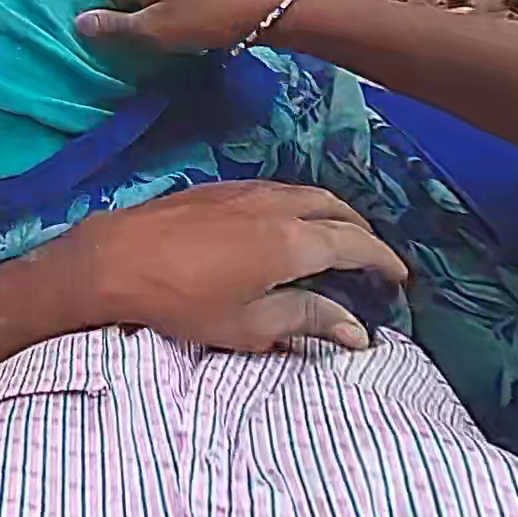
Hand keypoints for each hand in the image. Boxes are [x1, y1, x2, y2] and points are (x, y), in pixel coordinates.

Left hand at [36, 181, 407, 350]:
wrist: (118, 256)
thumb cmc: (183, 300)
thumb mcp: (249, 324)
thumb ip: (306, 318)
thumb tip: (356, 330)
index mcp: (290, 240)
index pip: (354, 242)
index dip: (382, 258)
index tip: (399, 275)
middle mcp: (274, 204)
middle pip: (334, 207)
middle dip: (360, 229)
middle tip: (371, 256)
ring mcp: (244, 189)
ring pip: (304, 192)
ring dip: (329, 211)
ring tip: (336, 237)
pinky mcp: (219, 186)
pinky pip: (275, 188)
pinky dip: (298, 202)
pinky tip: (287, 222)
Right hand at [75, 0, 296, 51]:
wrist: (258, 9)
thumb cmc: (202, 18)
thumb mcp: (153, 29)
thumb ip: (113, 26)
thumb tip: (77, 23)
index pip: (100, 1)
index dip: (106, 27)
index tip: (115, 51)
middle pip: (119, 0)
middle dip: (126, 25)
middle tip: (137, 52)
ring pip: (140, 2)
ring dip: (145, 24)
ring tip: (156, 46)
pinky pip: (158, 0)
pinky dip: (161, 18)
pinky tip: (173, 36)